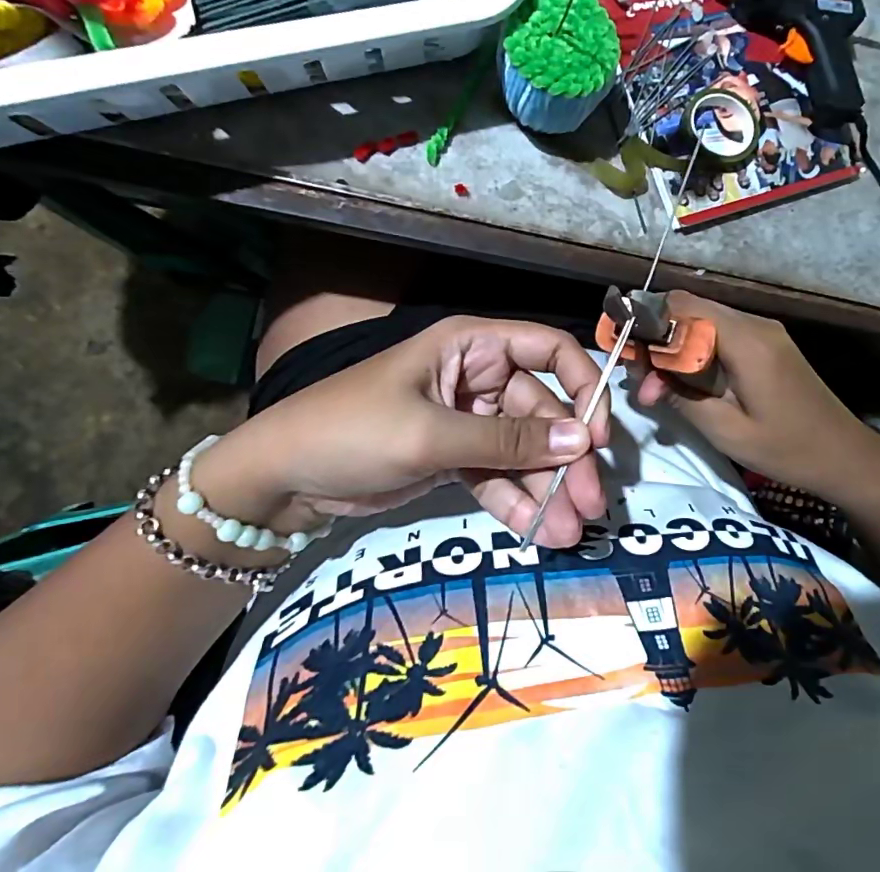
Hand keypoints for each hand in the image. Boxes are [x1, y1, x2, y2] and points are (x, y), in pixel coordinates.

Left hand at [198, 316, 610, 547]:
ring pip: (525, 450)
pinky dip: (516, 501)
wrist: (281, 479)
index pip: (549, 349)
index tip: (597, 434)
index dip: (582, 386)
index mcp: (473, 346)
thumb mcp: (431, 434)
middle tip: (589, 504)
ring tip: (567, 532)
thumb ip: (507, 441)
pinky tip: (536, 530)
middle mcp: (479, 377)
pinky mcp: (456, 457)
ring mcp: (469, 420)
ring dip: (547, 489)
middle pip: (544, 411)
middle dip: (567, 458)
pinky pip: (498, 476)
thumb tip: (582, 440)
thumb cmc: (351, 430)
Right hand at [633, 292, 879, 501]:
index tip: (625, 351)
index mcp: (747, 341)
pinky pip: (722, 334)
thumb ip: (682, 398)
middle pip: (691, 308)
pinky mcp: (768, 344)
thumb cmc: (787, 449)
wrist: (845, 456)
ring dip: (676, 346)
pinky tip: (686, 381)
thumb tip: (645, 379)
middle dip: (658, 337)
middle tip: (638, 375)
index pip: (683, 306)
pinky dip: (697, 351)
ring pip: (704, 321)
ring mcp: (765, 332)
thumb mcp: (727, 432)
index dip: (647, 322)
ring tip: (657, 385)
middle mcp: (755, 324)